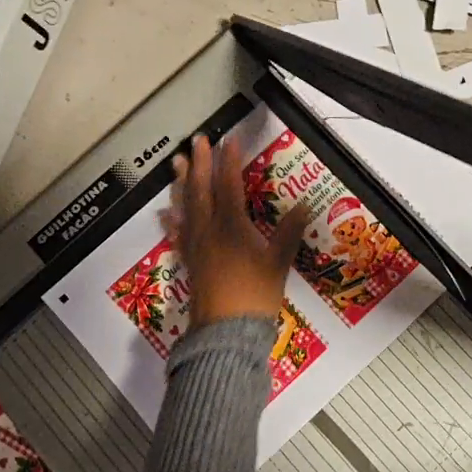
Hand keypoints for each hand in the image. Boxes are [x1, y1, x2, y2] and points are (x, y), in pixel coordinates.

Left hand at [166, 134, 310, 331]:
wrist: (226, 332)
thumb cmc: (255, 296)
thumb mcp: (278, 263)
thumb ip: (289, 232)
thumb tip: (305, 205)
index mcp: (232, 227)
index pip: (229, 185)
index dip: (229, 161)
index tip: (229, 139)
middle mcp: (208, 230)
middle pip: (201, 190)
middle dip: (201, 163)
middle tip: (197, 140)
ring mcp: (195, 246)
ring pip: (185, 208)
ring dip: (182, 184)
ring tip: (178, 164)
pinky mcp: (189, 262)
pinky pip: (178, 235)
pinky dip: (173, 221)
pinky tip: (166, 213)